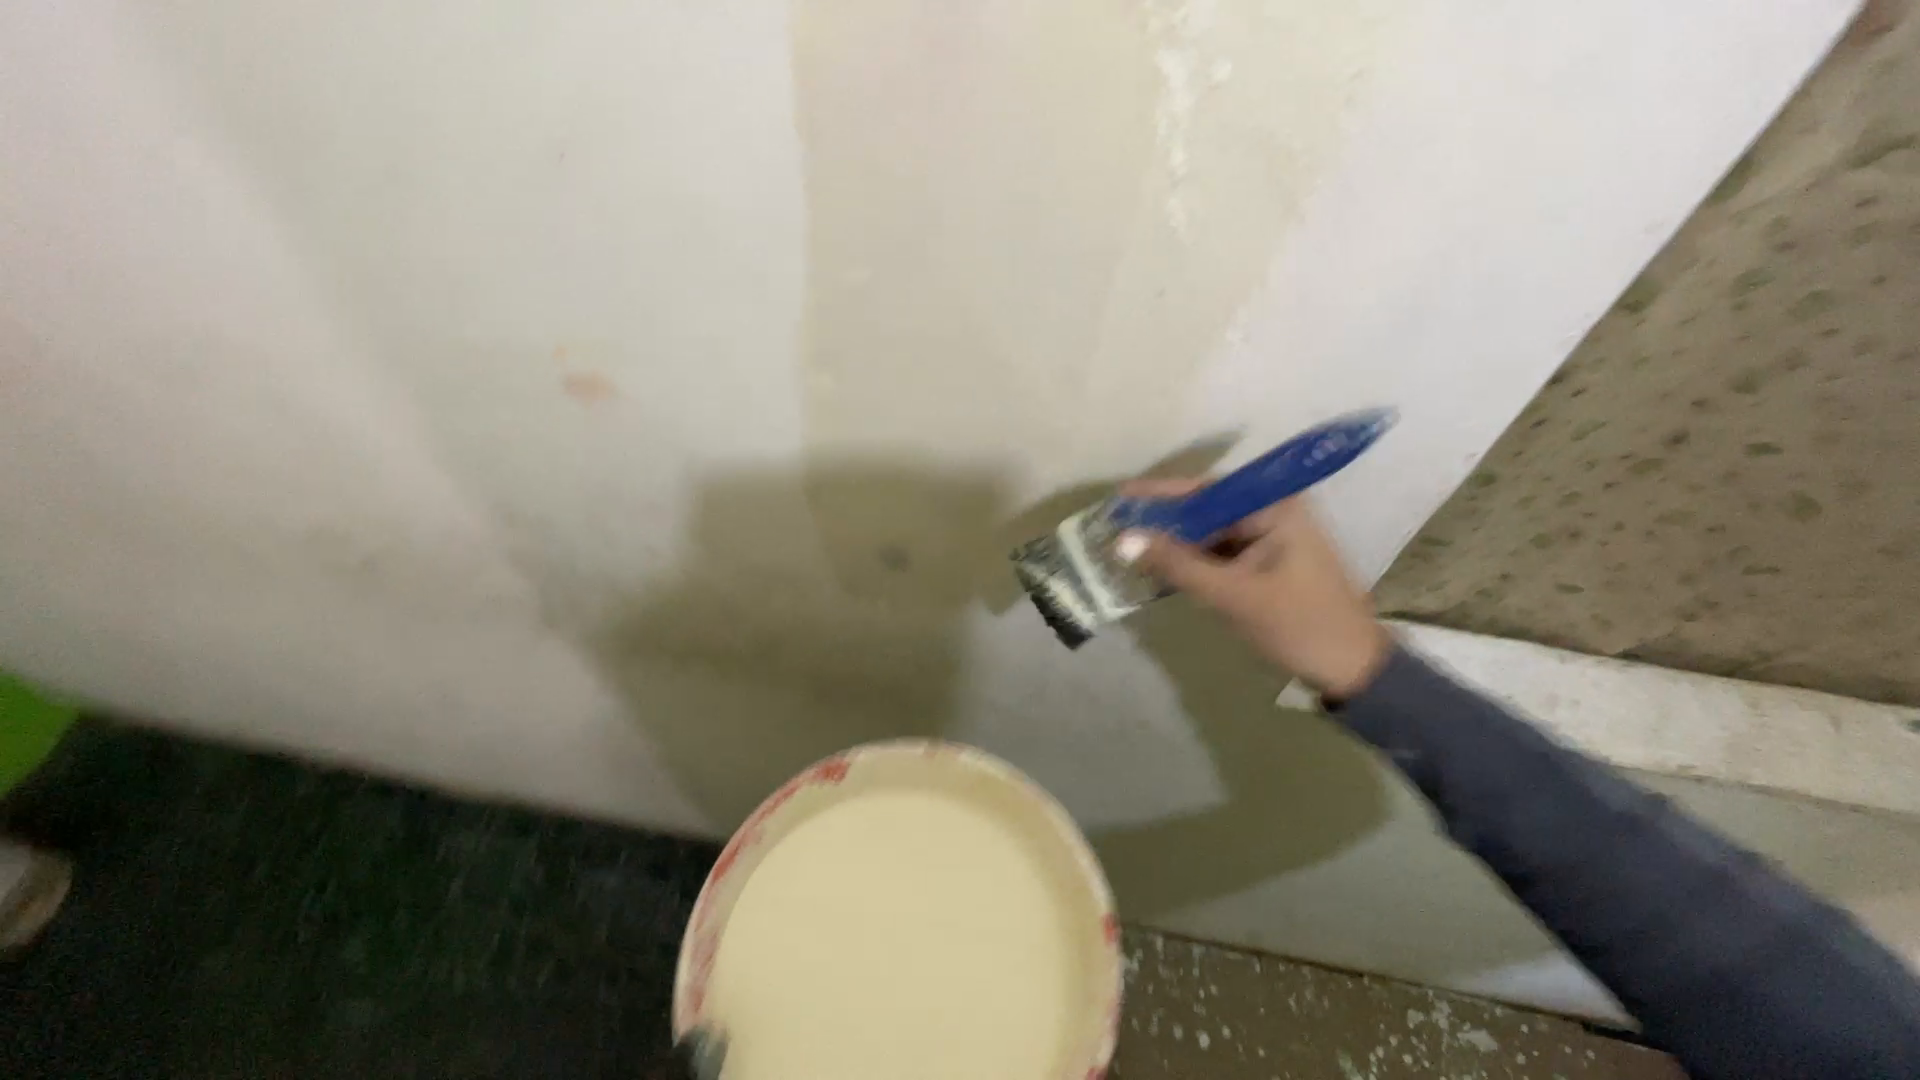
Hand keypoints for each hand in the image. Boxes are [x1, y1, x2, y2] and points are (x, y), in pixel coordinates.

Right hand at [1116, 479, 1391, 697]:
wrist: (1354, 670)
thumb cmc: (1300, 626)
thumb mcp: (1233, 595)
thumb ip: (1177, 564)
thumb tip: (1122, 540)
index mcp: (1277, 508)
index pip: (1208, 490)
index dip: (1161, 494)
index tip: (1120, 497)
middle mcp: (1276, 512)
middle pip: (1208, 508)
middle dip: (1165, 520)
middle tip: (1119, 526)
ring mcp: (1274, 538)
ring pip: (1212, 532)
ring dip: (1177, 542)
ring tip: (1132, 546)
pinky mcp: (1269, 563)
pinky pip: (1222, 552)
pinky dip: (1194, 560)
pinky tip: (1163, 567)